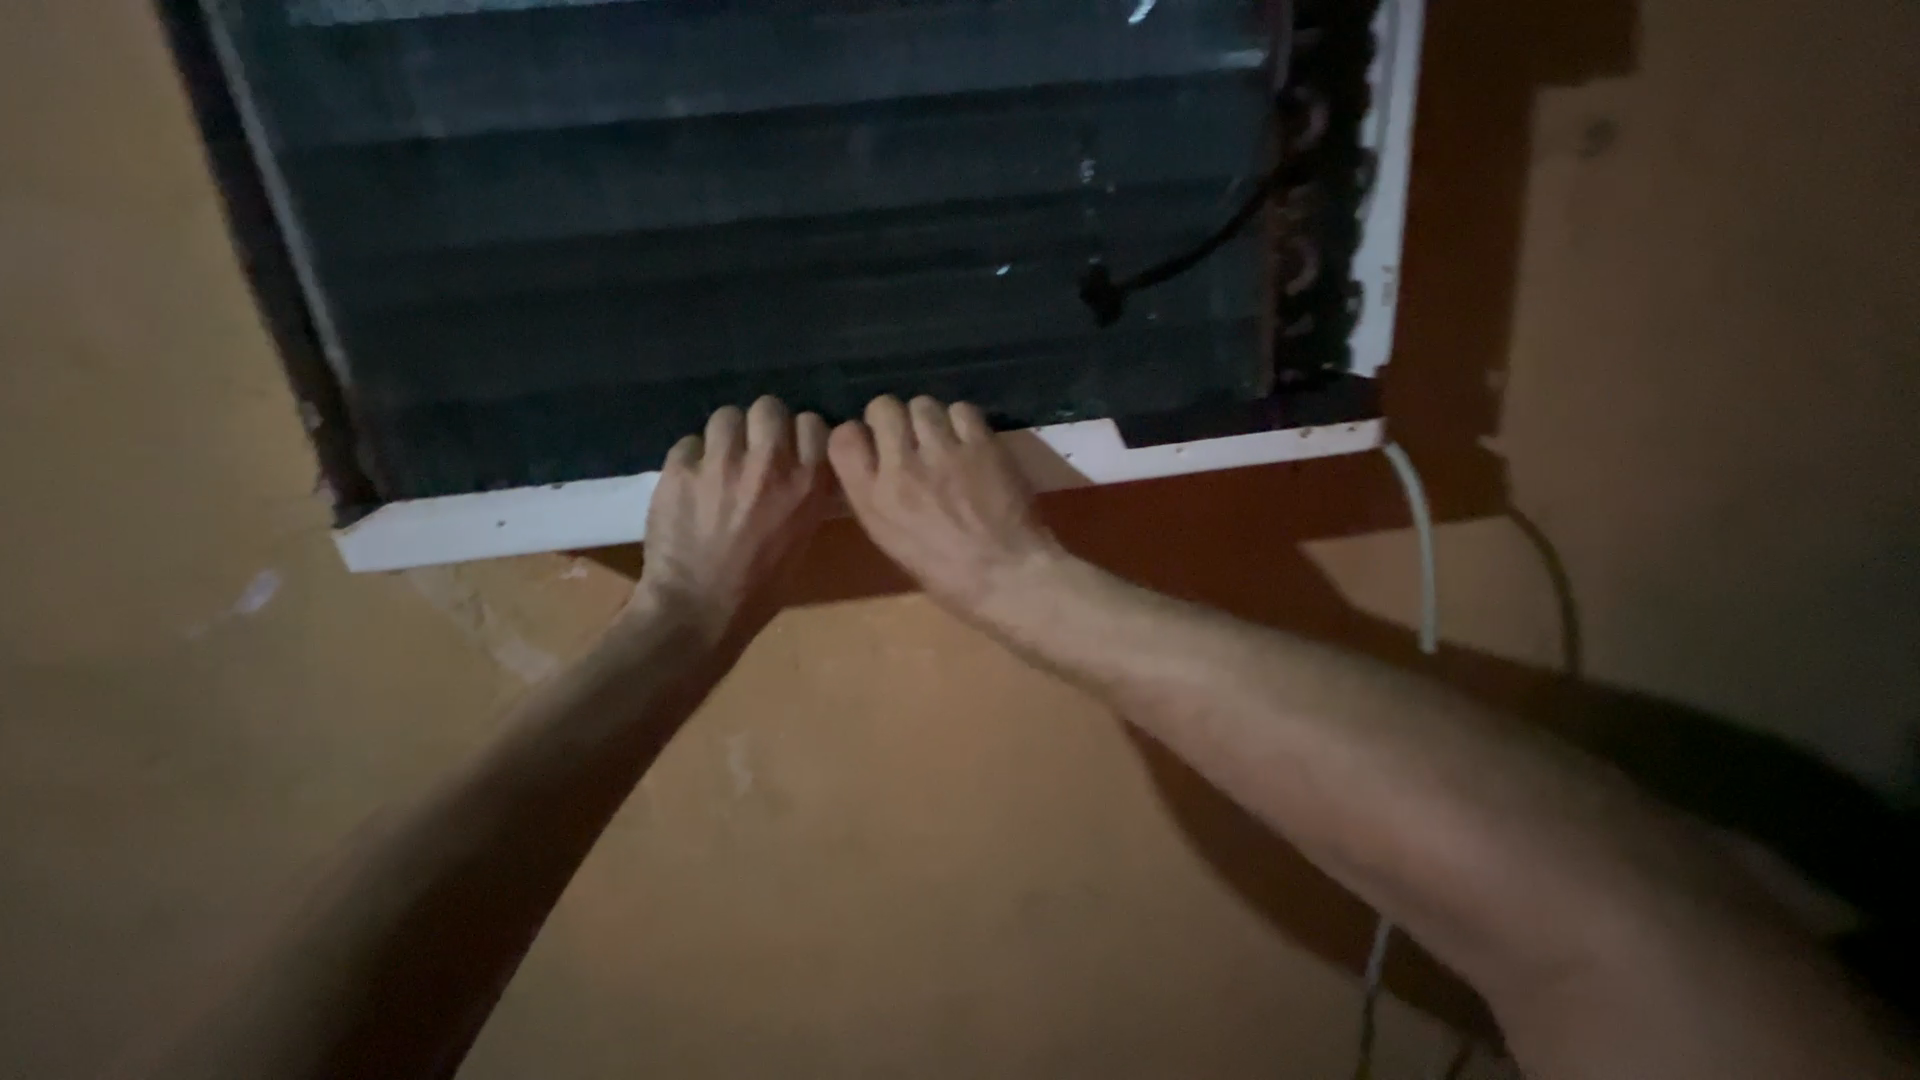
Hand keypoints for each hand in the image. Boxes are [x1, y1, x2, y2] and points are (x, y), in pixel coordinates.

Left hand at [636, 397, 829, 641]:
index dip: (799, 433)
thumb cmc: (760, 588)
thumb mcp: (802, 539)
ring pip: (726, 417)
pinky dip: (690, 460)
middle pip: (768, 407)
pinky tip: (690, 484)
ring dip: (724, 437)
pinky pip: (688, 443)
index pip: (812, 423)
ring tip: (718, 462)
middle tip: (752, 448)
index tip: (791, 448)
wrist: (699, 610)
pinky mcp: (680, 469)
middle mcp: (769, 463)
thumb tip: (799, 468)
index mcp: (807, 484)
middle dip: (761, 424)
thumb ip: (805, 495)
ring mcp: (722, 463)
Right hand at [828, 395, 1063, 614]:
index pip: (844, 439)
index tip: (873, 442)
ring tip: (944, 439)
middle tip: (912, 437)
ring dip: (931, 418)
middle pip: (884, 408)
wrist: (1009, 577)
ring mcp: (943, 453)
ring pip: (923, 404)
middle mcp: (901, 469)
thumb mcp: (894, 543)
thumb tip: (880, 464)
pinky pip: (962, 409)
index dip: (858, 433)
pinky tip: (971, 442)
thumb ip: (879, 498)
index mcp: (874, 501)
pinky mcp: (981, 444)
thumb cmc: (950, 576)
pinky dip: (964, 421)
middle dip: (894, 417)